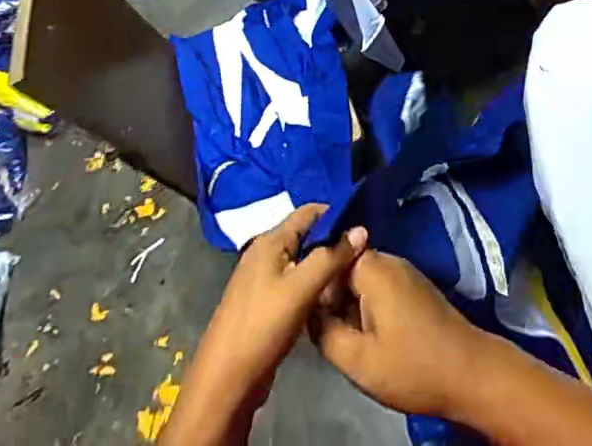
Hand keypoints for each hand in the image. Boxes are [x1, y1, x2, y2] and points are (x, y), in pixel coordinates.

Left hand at [164, 206, 366, 442]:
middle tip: (364, 253)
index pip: (308, 212)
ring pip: (302, 261)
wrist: (226, 380)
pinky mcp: (264, 303)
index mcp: (269, 241)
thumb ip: (331, 256)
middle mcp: (264, 253)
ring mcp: (262, 279)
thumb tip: (361, 229)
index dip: (336, 213)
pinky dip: (313, 283)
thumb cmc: (263, 325)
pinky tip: (330, 296)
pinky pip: (295, 282)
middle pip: (305, 235)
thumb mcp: (301, 287)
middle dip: (333, 240)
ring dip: (325, 264)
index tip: (364, 224)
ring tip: (354, 273)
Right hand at [309, 249, 490, 418]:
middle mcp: (389, 260)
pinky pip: (380, 288)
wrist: (471, 374)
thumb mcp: (357, 360)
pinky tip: (372, 337)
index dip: (316, 285)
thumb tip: (310, 313)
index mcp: (372, 268)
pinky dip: (370, 307)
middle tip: (330, 331)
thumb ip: (324, 332)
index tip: (311, 314)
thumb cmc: (412, 366)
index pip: (329, 258)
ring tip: (349, 337)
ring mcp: (405, 272)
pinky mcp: (415, 288)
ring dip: (351, 304)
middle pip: (346, 268)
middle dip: (333, 297)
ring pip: (362, 280)